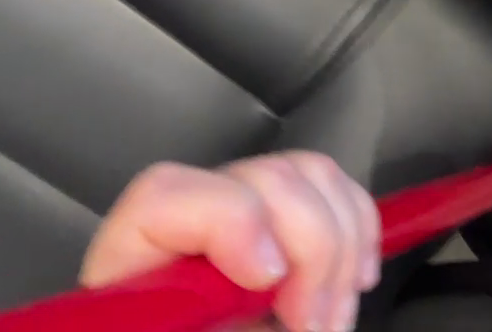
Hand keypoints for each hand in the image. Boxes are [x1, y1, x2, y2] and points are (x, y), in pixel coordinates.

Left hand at [82, 153, 380, 331]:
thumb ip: (220, 323)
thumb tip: (275, 294)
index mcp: (132, 258)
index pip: (164, 197)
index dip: (232, 222)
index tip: (268, 281)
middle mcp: (189, 211)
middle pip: (265, 179)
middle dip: (311, 249)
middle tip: (316, 326)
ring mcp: (242, 200)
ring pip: (312, 174)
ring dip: (342, 246)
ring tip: (334, 319)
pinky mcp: (288, 207)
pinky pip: (339, 187)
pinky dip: (359, 230)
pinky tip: (357, 281)